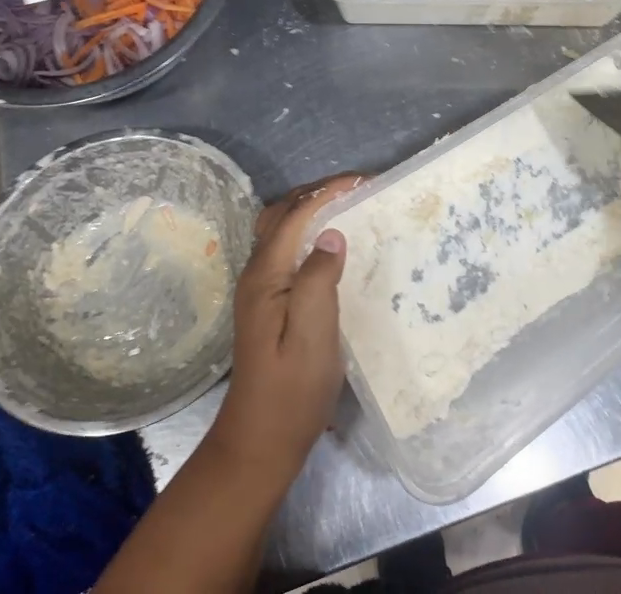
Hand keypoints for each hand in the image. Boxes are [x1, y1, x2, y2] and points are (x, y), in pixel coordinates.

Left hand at [212, 174, 361, 478]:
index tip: (365, 181)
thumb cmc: (292, 391)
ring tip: (347, 206)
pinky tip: (330, 245)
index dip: (327, 192)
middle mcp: (256, 275)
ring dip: (310, 210)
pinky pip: (285, 250)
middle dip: (316, 193)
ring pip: (280, 230)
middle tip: (358, 188)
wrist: (260, 439)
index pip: (295, 216)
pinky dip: (306, 232)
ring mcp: (258, 290)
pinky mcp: (267, 304)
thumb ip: (319, 280)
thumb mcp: (313, 336)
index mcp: (265, 277)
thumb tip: (330, 234)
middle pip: (281, 214)